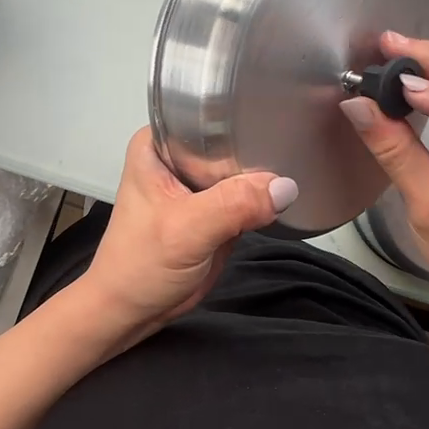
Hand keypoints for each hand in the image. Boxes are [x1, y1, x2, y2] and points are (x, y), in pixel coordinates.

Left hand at [74, 129, 297, 338]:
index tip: (277, 123)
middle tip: (295, 151)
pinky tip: (284, 196)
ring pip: (241, 169)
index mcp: (157, 145)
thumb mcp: (186, 230)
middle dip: (258, 151)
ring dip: (264, 177)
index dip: (240, 120)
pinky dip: (262, 201)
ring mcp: (196, 185)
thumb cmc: (142, 266)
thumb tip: (285, 186)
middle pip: (230, 141)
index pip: (207, 116)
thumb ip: (233, 204)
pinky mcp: (213, 211)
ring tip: (297, 172)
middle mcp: (177, 157)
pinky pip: (245, 197)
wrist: (131, 312)